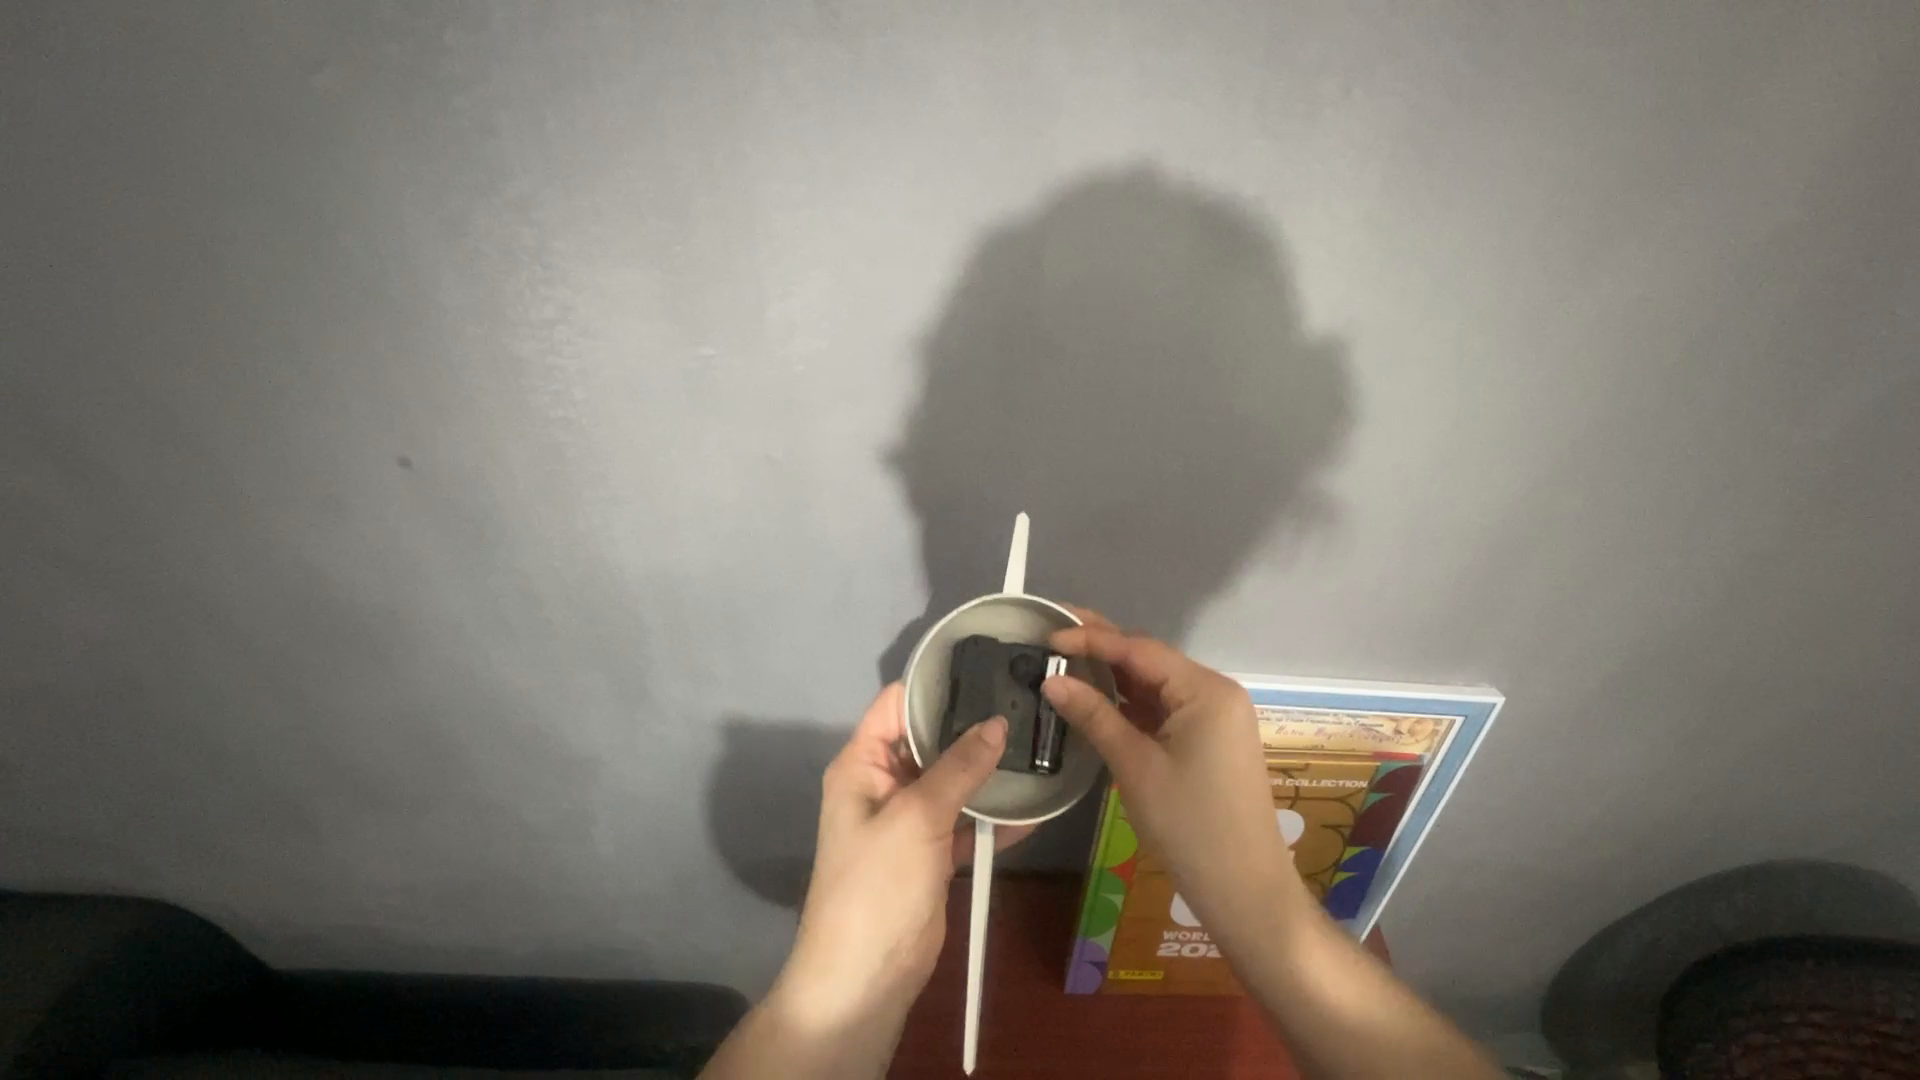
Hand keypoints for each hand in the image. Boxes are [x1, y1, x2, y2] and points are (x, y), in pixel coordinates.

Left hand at [770, 683, 1022, 1029]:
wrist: (866, 978)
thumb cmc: (877, 885)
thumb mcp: (916, 816)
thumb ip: (958, 767)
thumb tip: (997, 723)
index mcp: (863, 763)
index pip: (896, 704)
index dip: (934, 684)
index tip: (985, 665)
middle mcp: (884, 784)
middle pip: (929, 740)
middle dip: (971, 725)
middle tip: (1025, 702)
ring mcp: (910, 820)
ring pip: (952, 781)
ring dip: (987, 772)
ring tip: (1038, 744)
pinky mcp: (932, 853)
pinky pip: (966, 823)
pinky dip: (993, 818)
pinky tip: (1034, 807)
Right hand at [1041, 613, 1313, 938]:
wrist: (1245, 892)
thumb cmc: (1189, 826)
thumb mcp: (1135, 767)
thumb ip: (1094, 716)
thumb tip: (1051, 681)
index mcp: (1205, 690)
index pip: (1139, 649)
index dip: (1091, 639)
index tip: (1048, 635)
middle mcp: (1215, 693)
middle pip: (1149, 659)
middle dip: (1101, 647)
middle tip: (1053, 635)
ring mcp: (1214, 717)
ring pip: (1155, 684)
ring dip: (1113, 675)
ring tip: (1064, 662)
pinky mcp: (1208, 740)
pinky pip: (1163, 708)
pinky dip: (1129, 703)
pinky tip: (1096, 698)